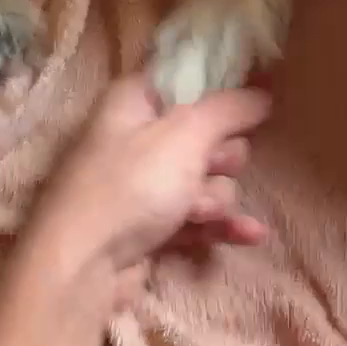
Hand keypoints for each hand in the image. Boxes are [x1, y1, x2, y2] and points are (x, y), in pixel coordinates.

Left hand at [15, 74, 270, 300]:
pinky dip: (219, 225)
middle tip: (210, 166)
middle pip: (205, 136)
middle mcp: (136, 138)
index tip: (251, 103)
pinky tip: (248, 234)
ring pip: (206, 181)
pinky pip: (199, 219)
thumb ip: (229, 109)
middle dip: (219, 158)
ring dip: (214, 198)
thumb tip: (262, 93)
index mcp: (133, 101)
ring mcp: (143, 186)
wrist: (84, 265)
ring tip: (196, 213)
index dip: (220, 91)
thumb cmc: (132, 185)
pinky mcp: (151, 228)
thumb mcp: (186, 133)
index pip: (185, 80)